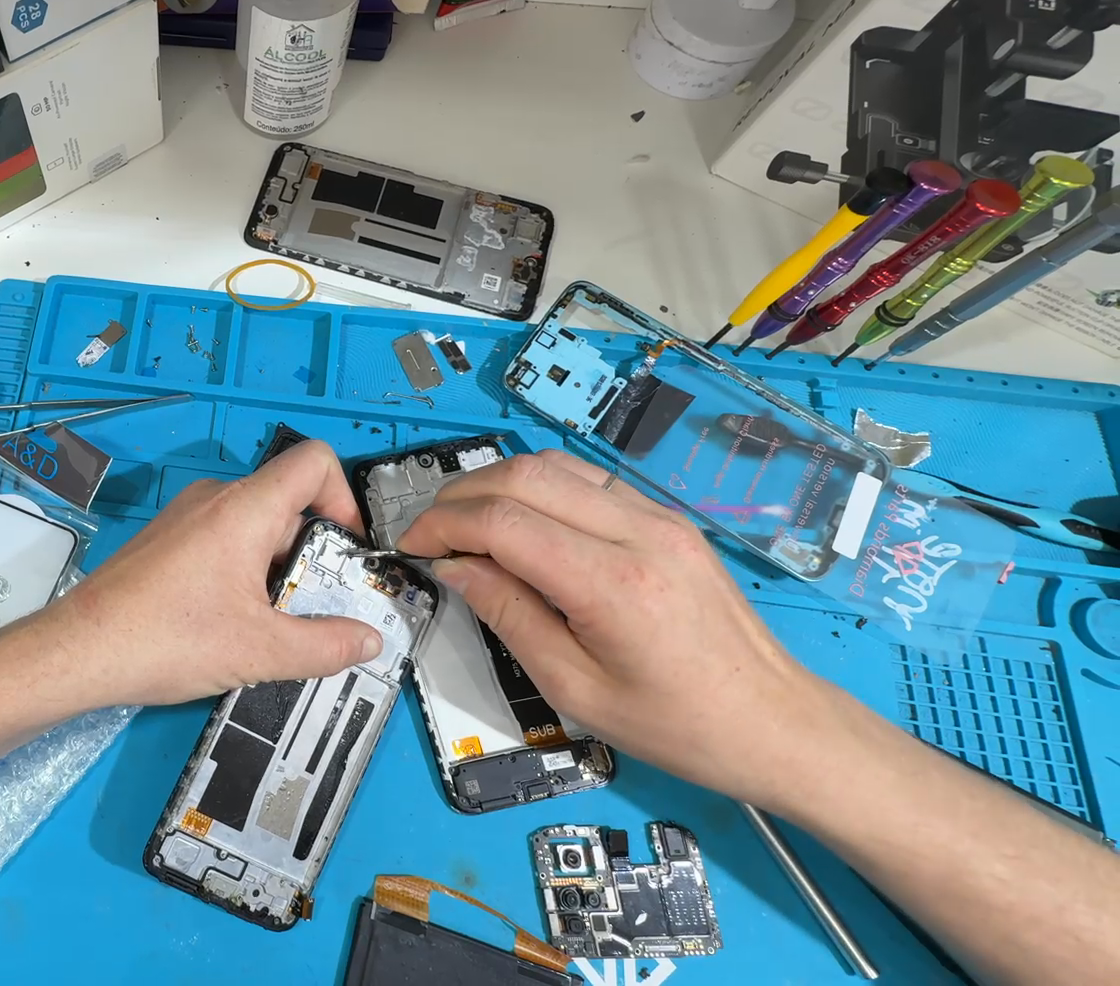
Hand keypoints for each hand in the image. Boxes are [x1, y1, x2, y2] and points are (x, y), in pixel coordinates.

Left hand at [33, 439, 384, 706]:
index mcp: (244, 509)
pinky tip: (232, 619)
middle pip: (286, 502)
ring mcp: (185, 516)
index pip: (314, 461)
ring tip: (274, 621)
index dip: (344, 496)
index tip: (347, 548)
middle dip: (312, 551)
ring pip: (254, 524)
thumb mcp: (260, 651)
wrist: (79, 649)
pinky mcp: (166, 539)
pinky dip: (244, 568)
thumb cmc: (168, 639)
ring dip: (277, 566)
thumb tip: (368, 642)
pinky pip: (222, 538)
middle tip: (316, 604)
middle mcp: (214, 499)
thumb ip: (325, 647)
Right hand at [398, 449, 844, 806]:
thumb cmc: (675, 724)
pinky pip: (582, 477)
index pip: (503, 521)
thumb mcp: (573, 688)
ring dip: (493, 484)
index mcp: (614, 583)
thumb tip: (453, 566)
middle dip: (458, 496)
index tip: (410, 546)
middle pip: (523, 475)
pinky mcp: (665, 516)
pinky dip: (533, 486)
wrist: (779, 724)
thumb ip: (507, 614)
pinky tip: (517, 520)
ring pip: (551, 464)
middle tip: (429, 533)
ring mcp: (658, 516)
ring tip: (464, 524)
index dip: (442, 525)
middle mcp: (638, 532)